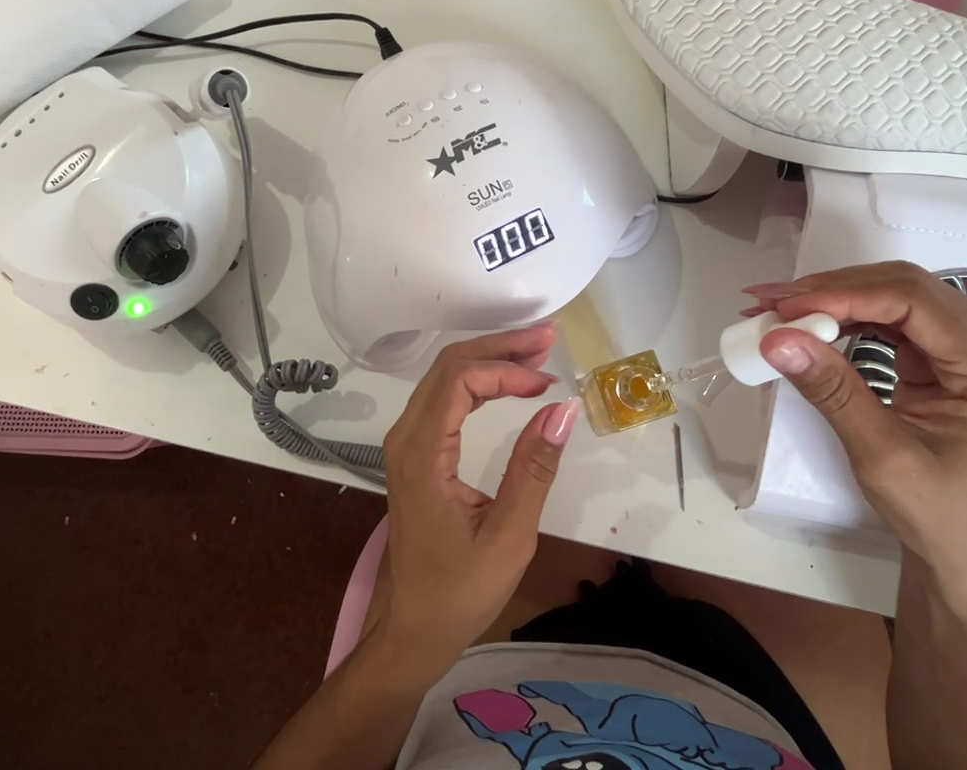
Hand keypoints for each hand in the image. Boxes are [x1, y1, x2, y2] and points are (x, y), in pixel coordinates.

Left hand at [375, 324, 581, 665]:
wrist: (416, 627)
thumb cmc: (461, 590)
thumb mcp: (509, 535)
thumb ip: (534, 468)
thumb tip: (562, 410)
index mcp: (421, 455)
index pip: (457, 381)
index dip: (504, 369)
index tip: (546, 383)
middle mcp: (405, 439)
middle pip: (448, 368)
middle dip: (499, 349)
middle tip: (548, 340)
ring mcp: (406, 444)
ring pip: (444, 379)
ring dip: (490, 361)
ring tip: (537, 354)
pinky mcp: (416, 454)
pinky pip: (444, 400)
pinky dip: (478, 385)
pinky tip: (510, 384)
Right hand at [745, 263, 966, 600]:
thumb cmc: (939, 514)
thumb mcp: (880, 455)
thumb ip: (831, 390)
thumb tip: (776, 339)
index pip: (912, 301)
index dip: (841, 294)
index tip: (780, 306)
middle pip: (904, 288)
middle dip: (830, 290)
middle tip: (765, 302)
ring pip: (896, 296)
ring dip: (833, 299)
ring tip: (776, 310)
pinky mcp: (950, 356)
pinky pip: (894, 319)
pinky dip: (847, 317)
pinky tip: (810, 323)